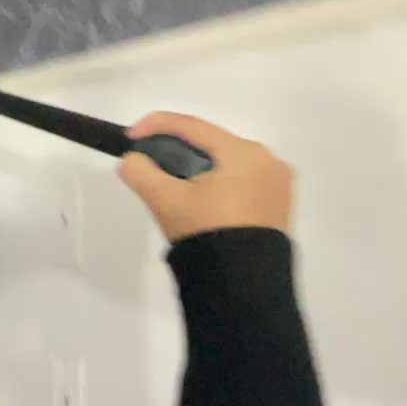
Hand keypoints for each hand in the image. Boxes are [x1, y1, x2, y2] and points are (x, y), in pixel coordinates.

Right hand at [118, 112, 292, 241]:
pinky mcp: (277, 203)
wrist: (242, 281)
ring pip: (223, 161)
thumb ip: (138, 170)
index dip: (155, 124)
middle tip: (148, 162)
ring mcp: (278, 182)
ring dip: (193, 166)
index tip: (128, 136)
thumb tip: (133, 160)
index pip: (192, 126)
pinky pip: (239, 179)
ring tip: (169, 183)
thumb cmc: (205, 230)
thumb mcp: (163, 198)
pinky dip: (213, 181)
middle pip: (209, 143)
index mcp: (244, 152)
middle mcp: (268, 160)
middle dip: (175, 148)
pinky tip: (196, 197)